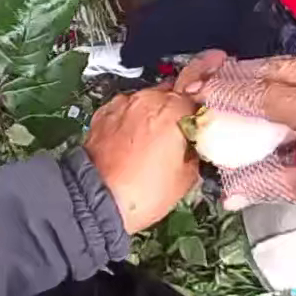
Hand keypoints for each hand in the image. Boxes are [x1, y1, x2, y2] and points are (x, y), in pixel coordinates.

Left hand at [85, 86, 199, 232]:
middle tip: (175, 138)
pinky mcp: (102, 114)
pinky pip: (124, 111)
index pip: (195, 100)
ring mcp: (121, 105)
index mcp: (172, 109)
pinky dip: (129, 121)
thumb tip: (194, 146)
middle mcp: (145, 99)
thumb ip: (195, 151)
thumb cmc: (141, 192)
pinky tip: (131, 143)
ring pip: (145, 101)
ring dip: (150, 115)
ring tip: (150, 144)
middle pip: (169, 95)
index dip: (198, 117)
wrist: (97, 199)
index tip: (198, 130)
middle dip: (173, 113)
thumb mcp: (187, 177)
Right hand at [176, 52, 295, 252]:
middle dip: (242, 75)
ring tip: (239, 91)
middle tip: (210, 84)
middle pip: (282, 68)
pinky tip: (281, 100)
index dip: (228, 93)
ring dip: (268, 77)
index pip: (267, 94)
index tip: (197, 91)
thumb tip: (226, 189)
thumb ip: (269, 181)